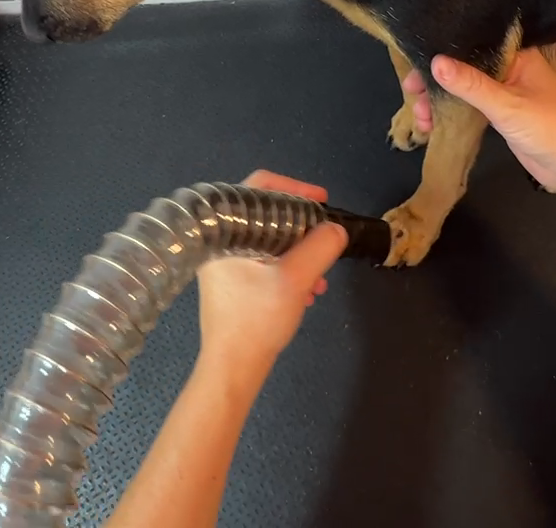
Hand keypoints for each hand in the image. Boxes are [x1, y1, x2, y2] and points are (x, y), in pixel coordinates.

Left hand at [194, 171, 346, 376]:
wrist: (232, 368)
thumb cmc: (257, 319)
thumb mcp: (296, 279)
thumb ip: (320, 248)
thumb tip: (336, 229)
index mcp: (225, 229)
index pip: (259, 186)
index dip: (295, 187)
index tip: (322, 201)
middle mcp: (219, 238)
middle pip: (266, 213)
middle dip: (301, 226)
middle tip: (325, 234)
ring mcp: (223, 260)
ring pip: (268, 238)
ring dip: (298, 250)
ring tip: (320, 275)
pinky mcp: (230, 279)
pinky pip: (263, 257)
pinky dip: (287, 265)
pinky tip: (307, 289)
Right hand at [422, 50, 555, 193]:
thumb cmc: (551, 128)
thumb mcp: (507, 105)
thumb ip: (471, 85)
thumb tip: (435, 62)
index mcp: (517, 57)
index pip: (472, 46)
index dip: (441, 54)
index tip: (414, 67)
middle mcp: (510, 70)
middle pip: (464, 69)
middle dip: (436, 82)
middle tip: (410, 94)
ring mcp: (506, 94)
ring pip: (465, 90)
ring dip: (441, 101)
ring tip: (420, 118)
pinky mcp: (504, 116)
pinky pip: (471, 108)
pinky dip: (453, 115)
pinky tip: (434, 125)